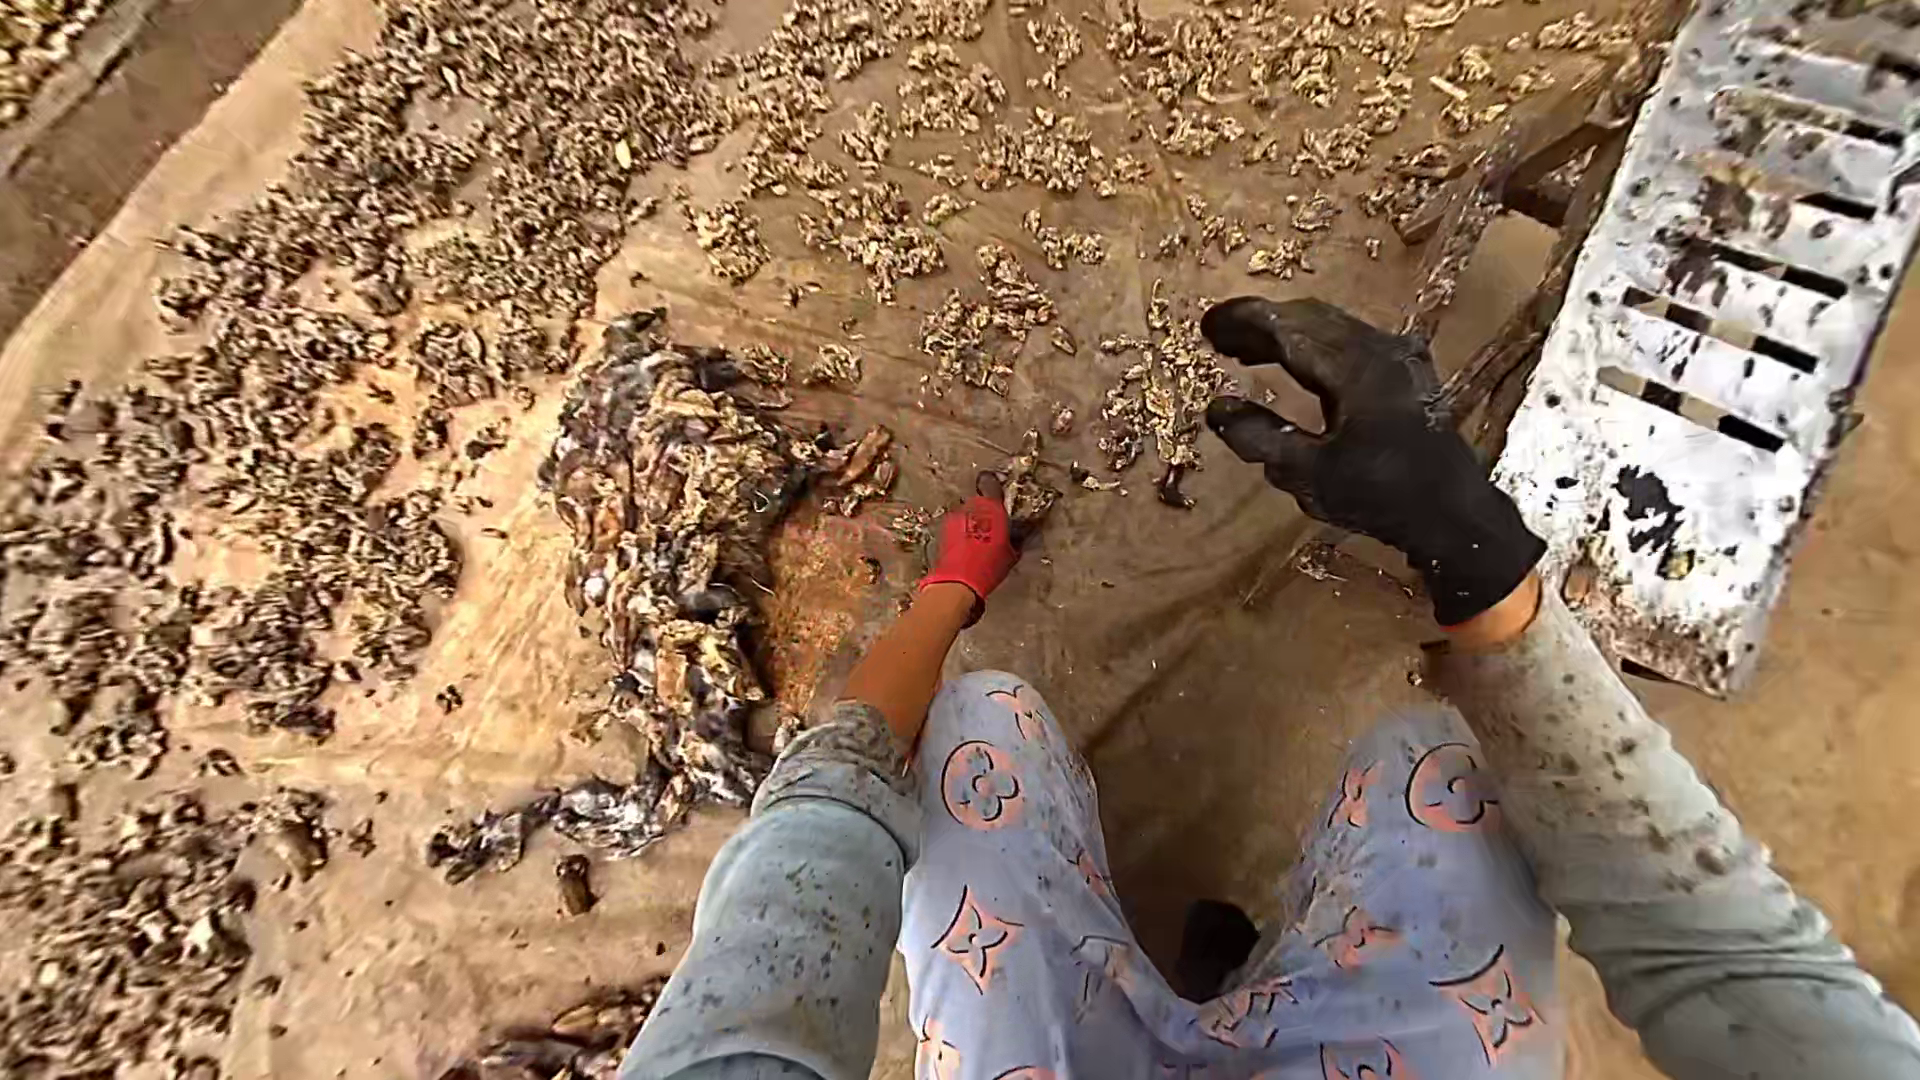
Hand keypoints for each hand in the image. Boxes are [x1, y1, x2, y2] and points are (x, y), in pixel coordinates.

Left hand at [918, 473, 1017, 624]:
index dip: (995, 486)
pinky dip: (961, 529)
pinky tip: (967, 544)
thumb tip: (1017, 535)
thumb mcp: (1010, 554)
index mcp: (992, 507)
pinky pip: (956, 523)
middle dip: (985, 510)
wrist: (958, 581)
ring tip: (979, 539)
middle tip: (993, 526)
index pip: (992, 484)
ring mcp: (955, 516)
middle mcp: (971, 506)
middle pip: (979, 500)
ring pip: (967, 511)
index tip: (999, 495)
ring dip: (972, 520)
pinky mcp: (943, 528)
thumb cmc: (988, 566)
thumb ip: (1014, 538)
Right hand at [1200, 297, 1544, 626]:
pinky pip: (1342, 342)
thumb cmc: (1377, 495)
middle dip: (1258, 323)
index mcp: (1355, 370)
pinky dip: (1305, 346)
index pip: (1289, 330)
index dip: (1245, 323)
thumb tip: (1216, 407)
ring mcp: (1394, 357)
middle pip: (1308, 319)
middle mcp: (1378, 350)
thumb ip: (1259, 437)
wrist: (1449, 512)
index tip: (1207, 324)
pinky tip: (1285, 363)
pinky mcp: (1399, 370)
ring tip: (1239, 350)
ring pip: (1326, 327)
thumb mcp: (1307, 473)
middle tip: (1216, 336)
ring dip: (1280, 333)